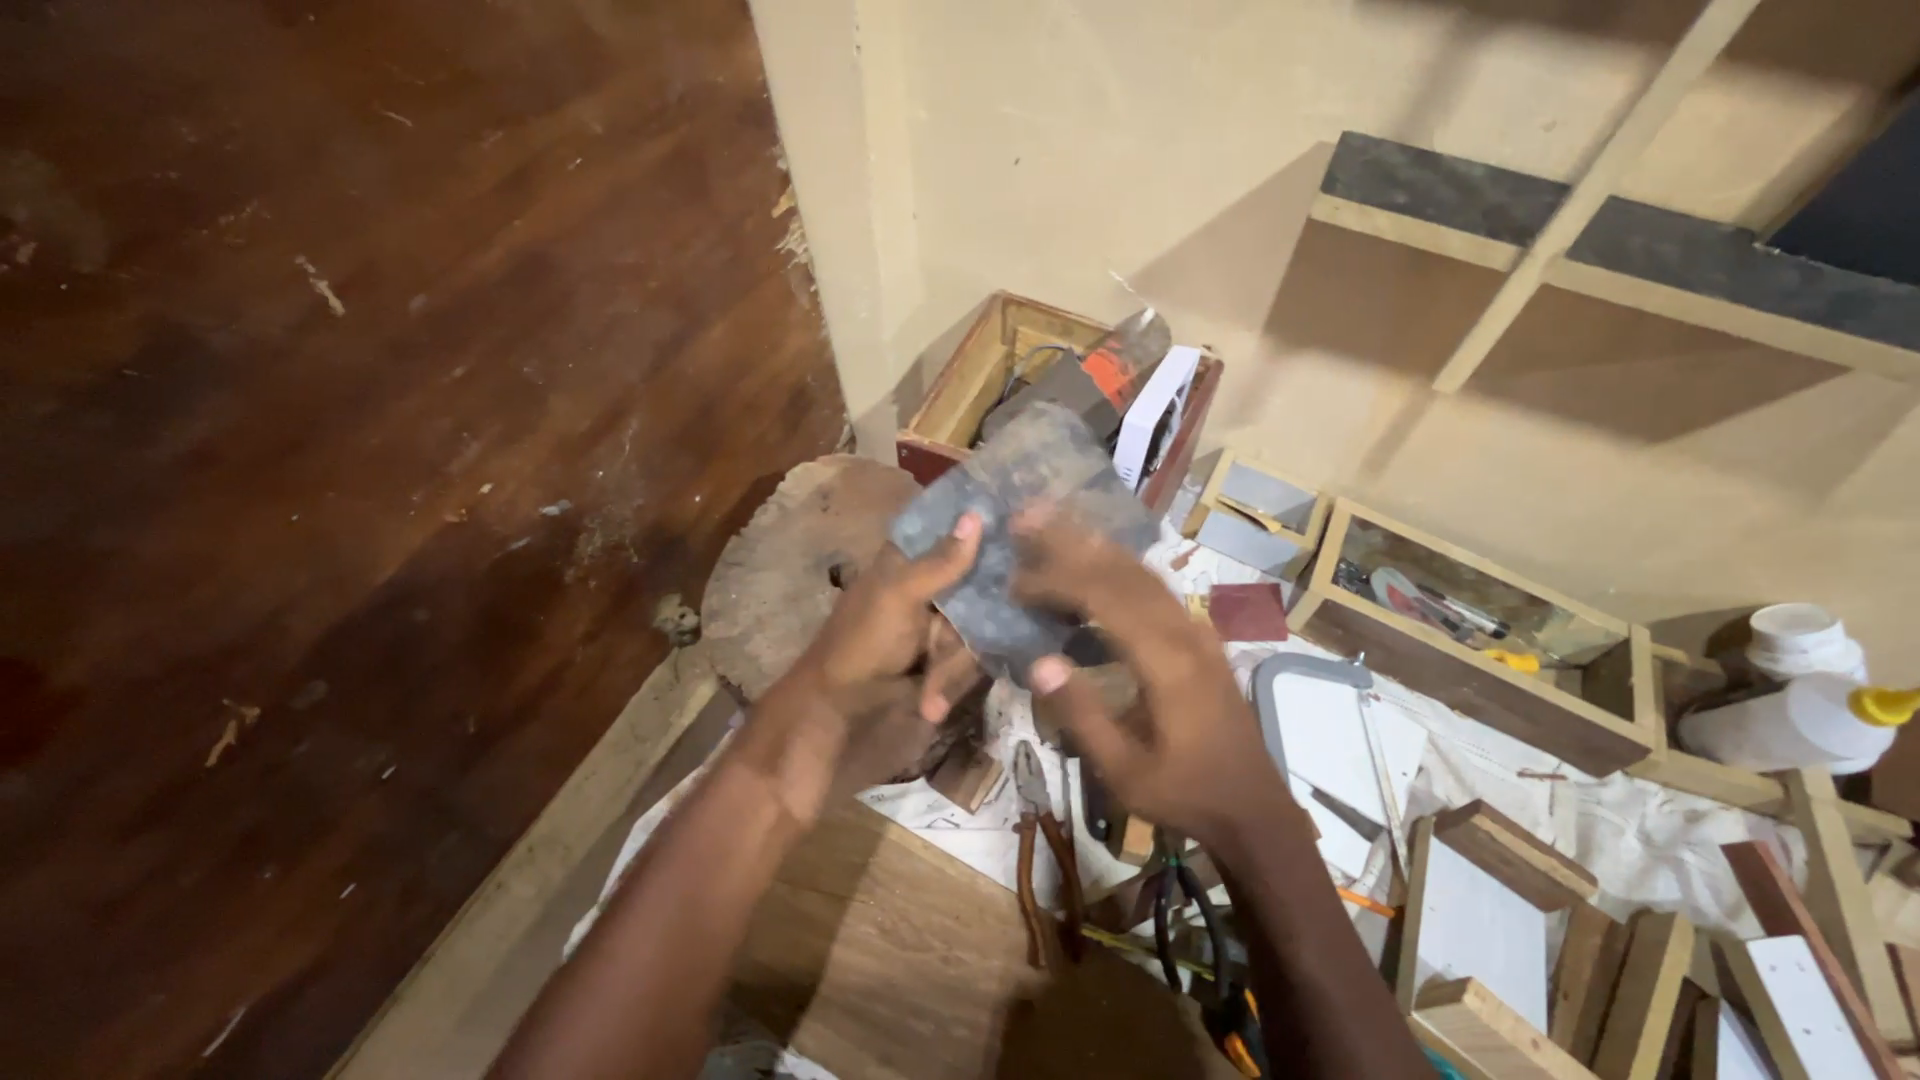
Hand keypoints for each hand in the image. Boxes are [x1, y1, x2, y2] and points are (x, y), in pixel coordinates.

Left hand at [735, 513, 984, 824]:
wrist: (838, 714)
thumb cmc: (861, 643)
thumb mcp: (899, 596)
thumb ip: (940, 561)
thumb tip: (976, 514)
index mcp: (910, 563)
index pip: (956, 534)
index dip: (985, 535)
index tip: (1020, 536)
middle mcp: (932, 591)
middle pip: (982, 588)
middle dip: (974, 621)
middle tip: (952, 643)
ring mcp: (941, 630)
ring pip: (982, 632)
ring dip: (953, 665)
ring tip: (927, 686)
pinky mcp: (948, 664)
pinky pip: (973, 664)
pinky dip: (951, 683)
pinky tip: (930, 701)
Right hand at [1011, 510, 1305, 853]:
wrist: (1254, 808)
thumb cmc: (1186, 794)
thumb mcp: (1125, 770)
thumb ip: (1083, 714)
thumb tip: (1038, 661)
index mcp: (1166, 662)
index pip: (1104, 598)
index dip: (1056, 581)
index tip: (1015, 583)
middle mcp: (1186, 633)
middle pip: (1124, 570)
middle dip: (1072, 542)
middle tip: (1027, 518)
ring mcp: (1199, 633)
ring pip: (1144, 572)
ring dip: (1097, 547)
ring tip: (1055, 525)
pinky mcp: (1203, 640)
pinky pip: (1158, 588)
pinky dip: (1121, 568)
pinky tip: (1100, 565)